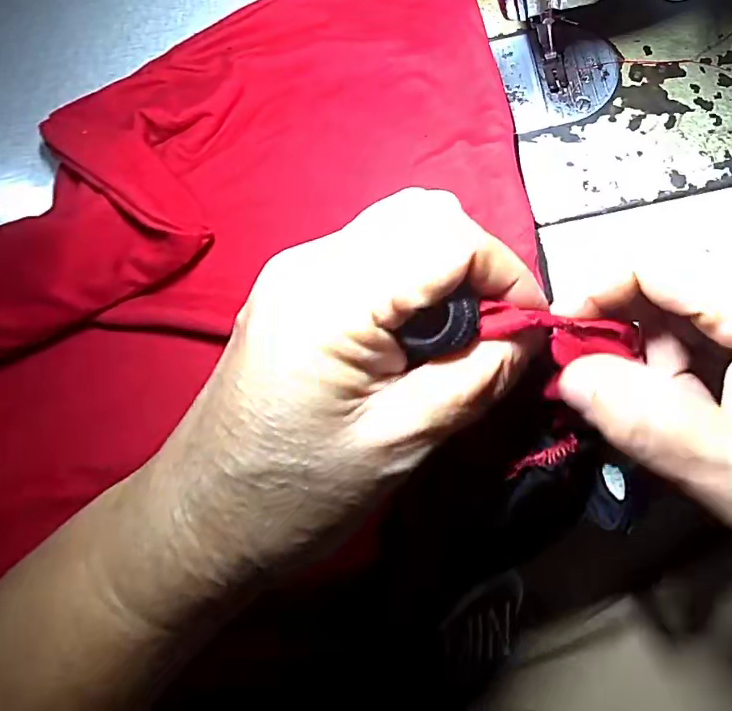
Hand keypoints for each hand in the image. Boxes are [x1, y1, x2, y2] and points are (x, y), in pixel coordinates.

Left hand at [136, 188, 547, 595]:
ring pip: (405, 220)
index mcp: (335, 298)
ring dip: (449, 261)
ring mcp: (301, 263)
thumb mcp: (402, 444)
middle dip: (479, 260)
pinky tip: (416, 325)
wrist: (198, 518)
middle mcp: (314, 259)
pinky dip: (417, 270)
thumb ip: (477, 378)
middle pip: (427, 213)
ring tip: (458, 329)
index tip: (531, 324)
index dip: (506, 272)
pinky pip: (378, 245)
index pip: (448, 239)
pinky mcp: (298, 278)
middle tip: (494, 327)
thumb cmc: (295, 495)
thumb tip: (532, 335)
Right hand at [552, 260, 731, 625]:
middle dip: (630, 350)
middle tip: (623, 412)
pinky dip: (680, 381)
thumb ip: (641, 418)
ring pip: (676, 321)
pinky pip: (701, 342)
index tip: (557, 345)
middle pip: (662, 292)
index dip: (593, 299)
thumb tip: (567, 373)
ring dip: (656, 373)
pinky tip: (698, 427)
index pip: (651, 266)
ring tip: (681, 434)